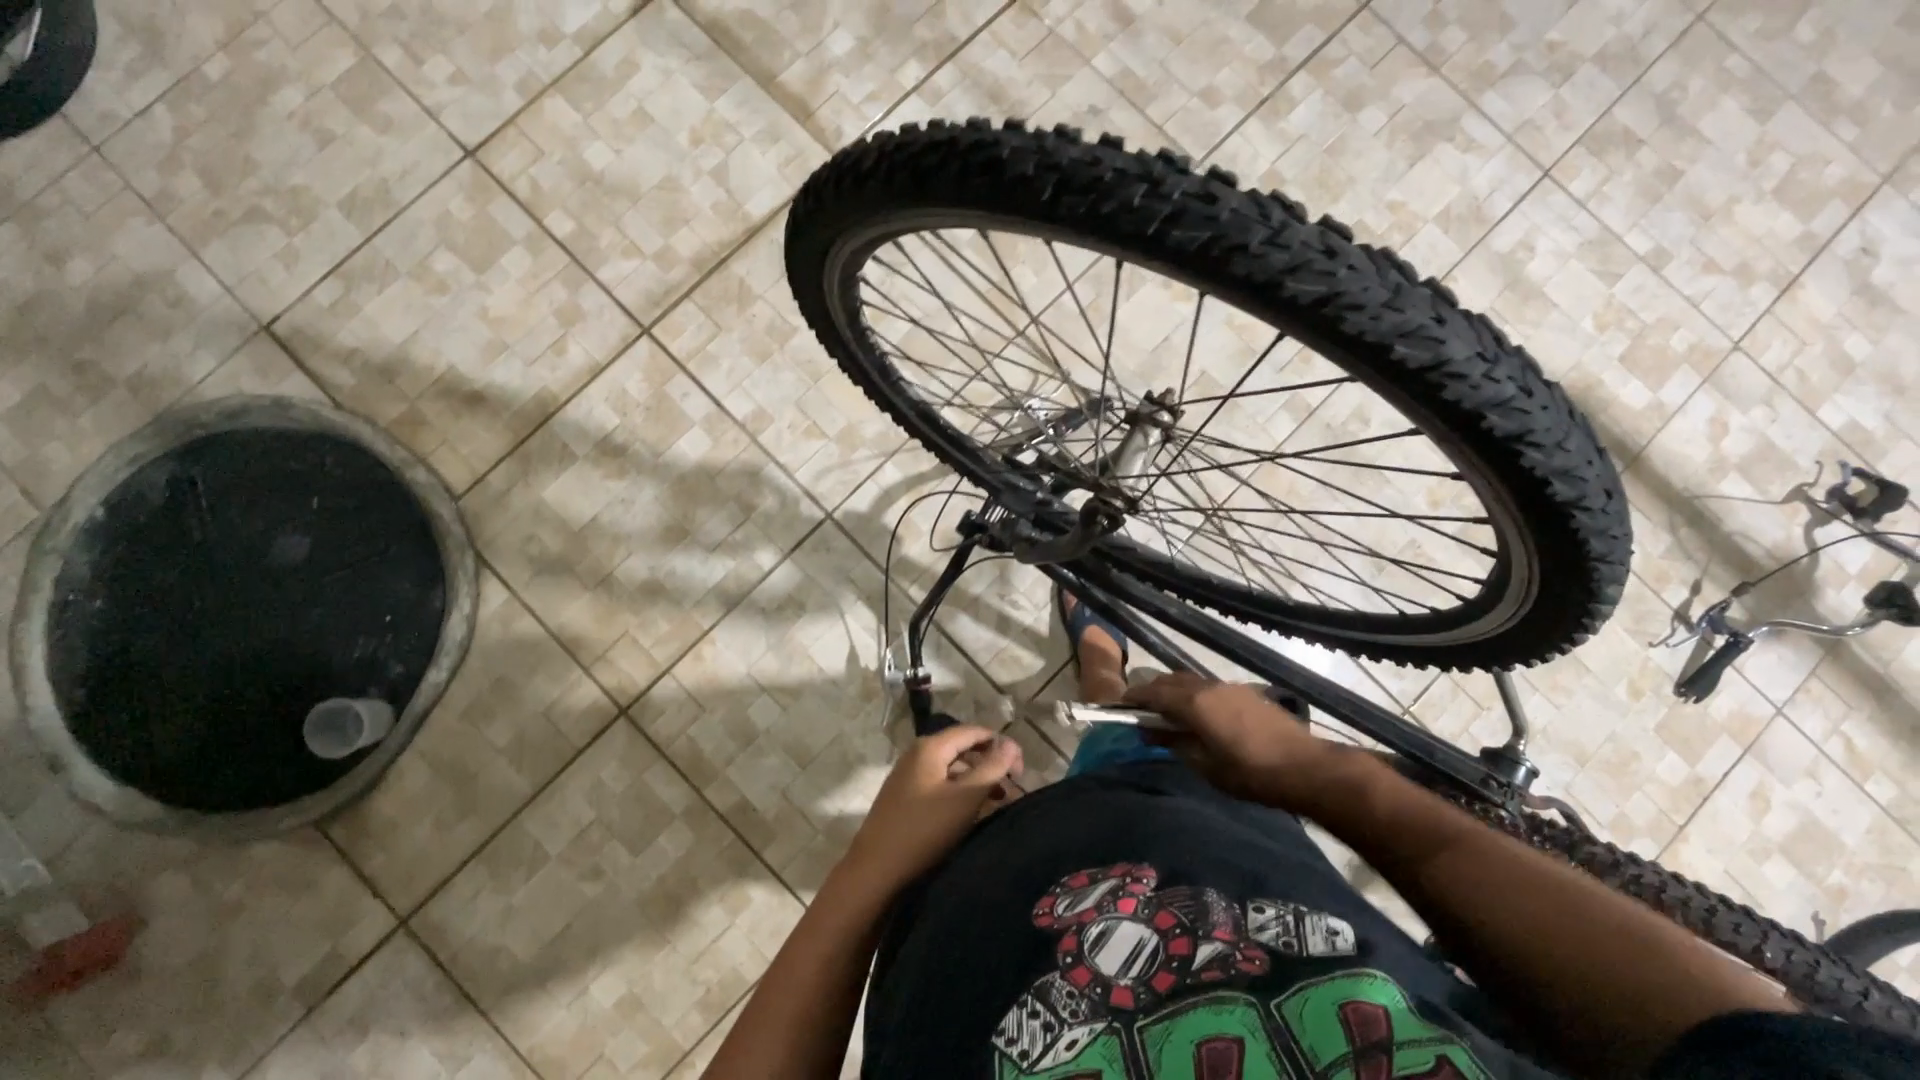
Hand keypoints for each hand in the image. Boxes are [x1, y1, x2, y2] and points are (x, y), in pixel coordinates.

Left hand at [841, 725, 1022, 892]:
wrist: (876, 868)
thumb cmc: (924, 830)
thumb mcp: (965, 799)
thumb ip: (991, 768)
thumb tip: (1011, 743)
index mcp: (930, 747)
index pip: (974, 732)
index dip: (1001, 746)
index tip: (1021, 772)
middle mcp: (917, 754)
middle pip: (963, 749)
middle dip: (990, 764)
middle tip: (1013, 788)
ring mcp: (909, 776)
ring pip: (952, 770)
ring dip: (977, 782)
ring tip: (999, 802)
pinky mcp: (906, 797)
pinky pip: (940, 785)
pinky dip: (960, 794)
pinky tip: (973, 812)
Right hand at [1124, 672, 1341, 809]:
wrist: (1306, 767)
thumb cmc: (1249, 772)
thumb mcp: (1204, 765)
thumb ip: (1176, 744)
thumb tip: (1153, 732)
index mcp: (1194, 703)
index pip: (1153, 692)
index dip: (1133, 698)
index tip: (1120, 706)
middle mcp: (1209, 687)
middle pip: (1171, 680)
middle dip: (1153, 691)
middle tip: (1142, 711)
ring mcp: (1232, 687)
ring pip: (1193, 682)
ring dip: (1176, 693)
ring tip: (1170, 714)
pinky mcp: (1249, 694)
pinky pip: (1211, 688)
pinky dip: (1197, 696)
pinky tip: (1201, 717)